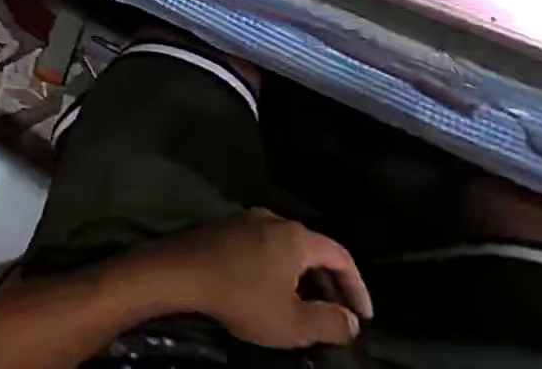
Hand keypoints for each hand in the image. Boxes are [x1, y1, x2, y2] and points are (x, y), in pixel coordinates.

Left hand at [148, 209, 371, 348]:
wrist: (178, 272)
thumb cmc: (240, 296)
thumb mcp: (294, 322)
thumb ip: (331, 323)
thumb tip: (348, 319)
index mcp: (292, 236)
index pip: (340, 256)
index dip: (358, 288)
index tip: (363, 318)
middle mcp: (268, 218)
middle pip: (311, 248)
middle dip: (329, 283)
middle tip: (337, 314)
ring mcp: (240, 219)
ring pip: (284, 246)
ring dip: (301, 275)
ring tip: (306, 306)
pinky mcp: (221, 227)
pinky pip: (260, 245)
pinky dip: (275, 266)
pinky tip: (270, 290)